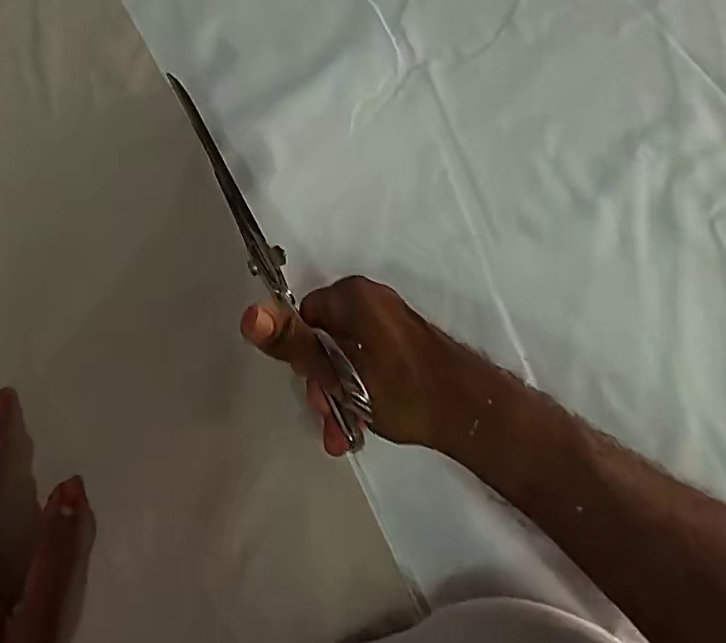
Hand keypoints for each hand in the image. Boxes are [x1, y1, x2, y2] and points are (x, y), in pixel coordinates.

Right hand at [240, 275, 463, 454]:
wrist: (476, 416)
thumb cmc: (404, 390)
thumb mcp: (337, 372)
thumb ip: (292, 344)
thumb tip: (250, 315)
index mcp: (353, 296)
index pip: (304, 317)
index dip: (302, 355)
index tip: (313, 387)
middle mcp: (371, 300)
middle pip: (324, 338)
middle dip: (322, 381)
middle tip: (329, 415)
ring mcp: (391, 322)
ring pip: (346, 355)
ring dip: (340, 392)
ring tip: (345, 430)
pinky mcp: (406, 343)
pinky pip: (369, 360)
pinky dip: (362, 388)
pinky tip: (364, 421)